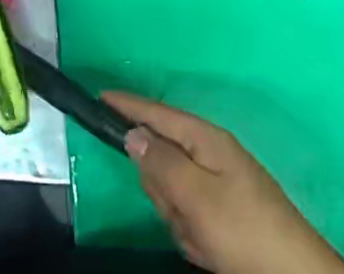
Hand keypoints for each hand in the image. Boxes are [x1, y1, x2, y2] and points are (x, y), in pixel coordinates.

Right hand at [103, 90, 343, 273]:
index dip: (126, 105)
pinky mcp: (224, 212)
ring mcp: (219, 183)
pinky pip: (189, 212)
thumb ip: (159, 161)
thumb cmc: (244, 230)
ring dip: (177, 214)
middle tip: (178, 210)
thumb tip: (133, 134)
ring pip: (171, 188)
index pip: (156, 112)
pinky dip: (192, 231)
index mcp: (205, 139)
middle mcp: (211, 154)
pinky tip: (208, 248)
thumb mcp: (196, 195)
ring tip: (200, 237)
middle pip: (159, 155)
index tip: (98, 96)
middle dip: (160, 185)